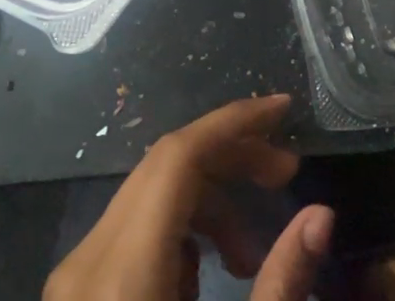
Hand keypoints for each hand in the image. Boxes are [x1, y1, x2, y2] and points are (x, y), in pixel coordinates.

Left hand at [44, 95, 333, 300]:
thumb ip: (281, 285)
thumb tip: (320, 214)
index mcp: (123, 274)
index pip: (177, 159)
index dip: (234, 122)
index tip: (288, 112)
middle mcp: (87, 264)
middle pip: (164, 170)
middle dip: (233, 158)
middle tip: (287, 175)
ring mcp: (73, 283)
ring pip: (149, 201)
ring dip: (209, 202)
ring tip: (251, 253)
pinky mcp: (76, 299)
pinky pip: (133, 235)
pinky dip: (180, 232)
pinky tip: (204, 279)